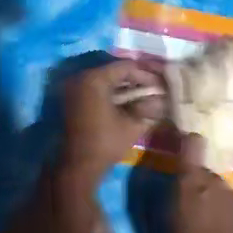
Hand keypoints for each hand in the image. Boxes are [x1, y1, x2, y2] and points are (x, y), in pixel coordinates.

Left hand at [59, 61, 164, 184]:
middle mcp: (80, 78)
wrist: (77, 166)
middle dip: (134, 80)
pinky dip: (110, 94)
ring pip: (104, 81)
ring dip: (122, 88)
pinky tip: (125, 104)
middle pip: (113, 71)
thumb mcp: (133, 125)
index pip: (126, 67)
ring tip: (141, 98)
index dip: (146, 75)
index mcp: (94, 79)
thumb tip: (161, 99)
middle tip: (152, 90)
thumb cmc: (106, 143)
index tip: (159, 86)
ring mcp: (73, 89)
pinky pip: (94, 90)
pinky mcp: (71, 101)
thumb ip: (148, 107)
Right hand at [174, 134, 232, 232]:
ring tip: (198, 218)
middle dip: (194, 179)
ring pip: (215, 187)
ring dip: (207, 195)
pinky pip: (225, 202)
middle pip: (204, 171)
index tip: (180, 140)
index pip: (193, 143)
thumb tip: (175, 172)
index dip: (186, 139)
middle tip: (182, 199)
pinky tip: (212, 228)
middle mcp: (216, 181)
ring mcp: (232, 196)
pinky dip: (218, 209)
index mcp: (194, 179)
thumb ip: (172, 188)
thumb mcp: (167, 216)